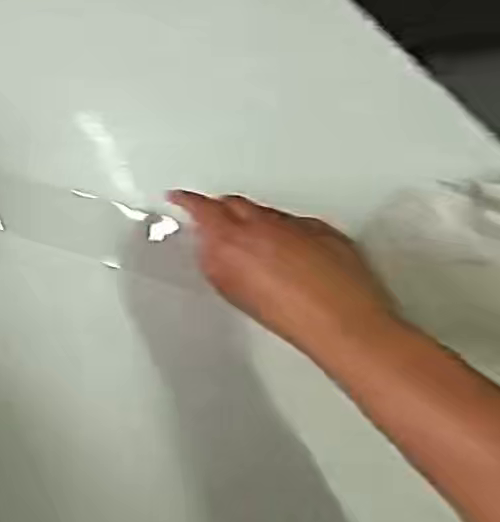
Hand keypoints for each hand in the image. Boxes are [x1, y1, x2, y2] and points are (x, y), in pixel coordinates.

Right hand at [168, 190, 409, 354]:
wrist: (341, 323)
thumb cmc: (286, 310)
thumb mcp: (224, 283)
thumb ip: (210, 254)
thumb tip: (208, 244)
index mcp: (229, 236)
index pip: (200, 206)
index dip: (186, 200)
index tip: (180, 197)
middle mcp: (264, 225)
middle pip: (235, 203)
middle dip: (220, 206)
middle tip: (212, 213)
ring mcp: (300, 228)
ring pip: (267, 212)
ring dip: (254, 219)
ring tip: (253, 237)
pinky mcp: (331, 235)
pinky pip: (301, 223)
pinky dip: (289, 229)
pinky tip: (289, 245)